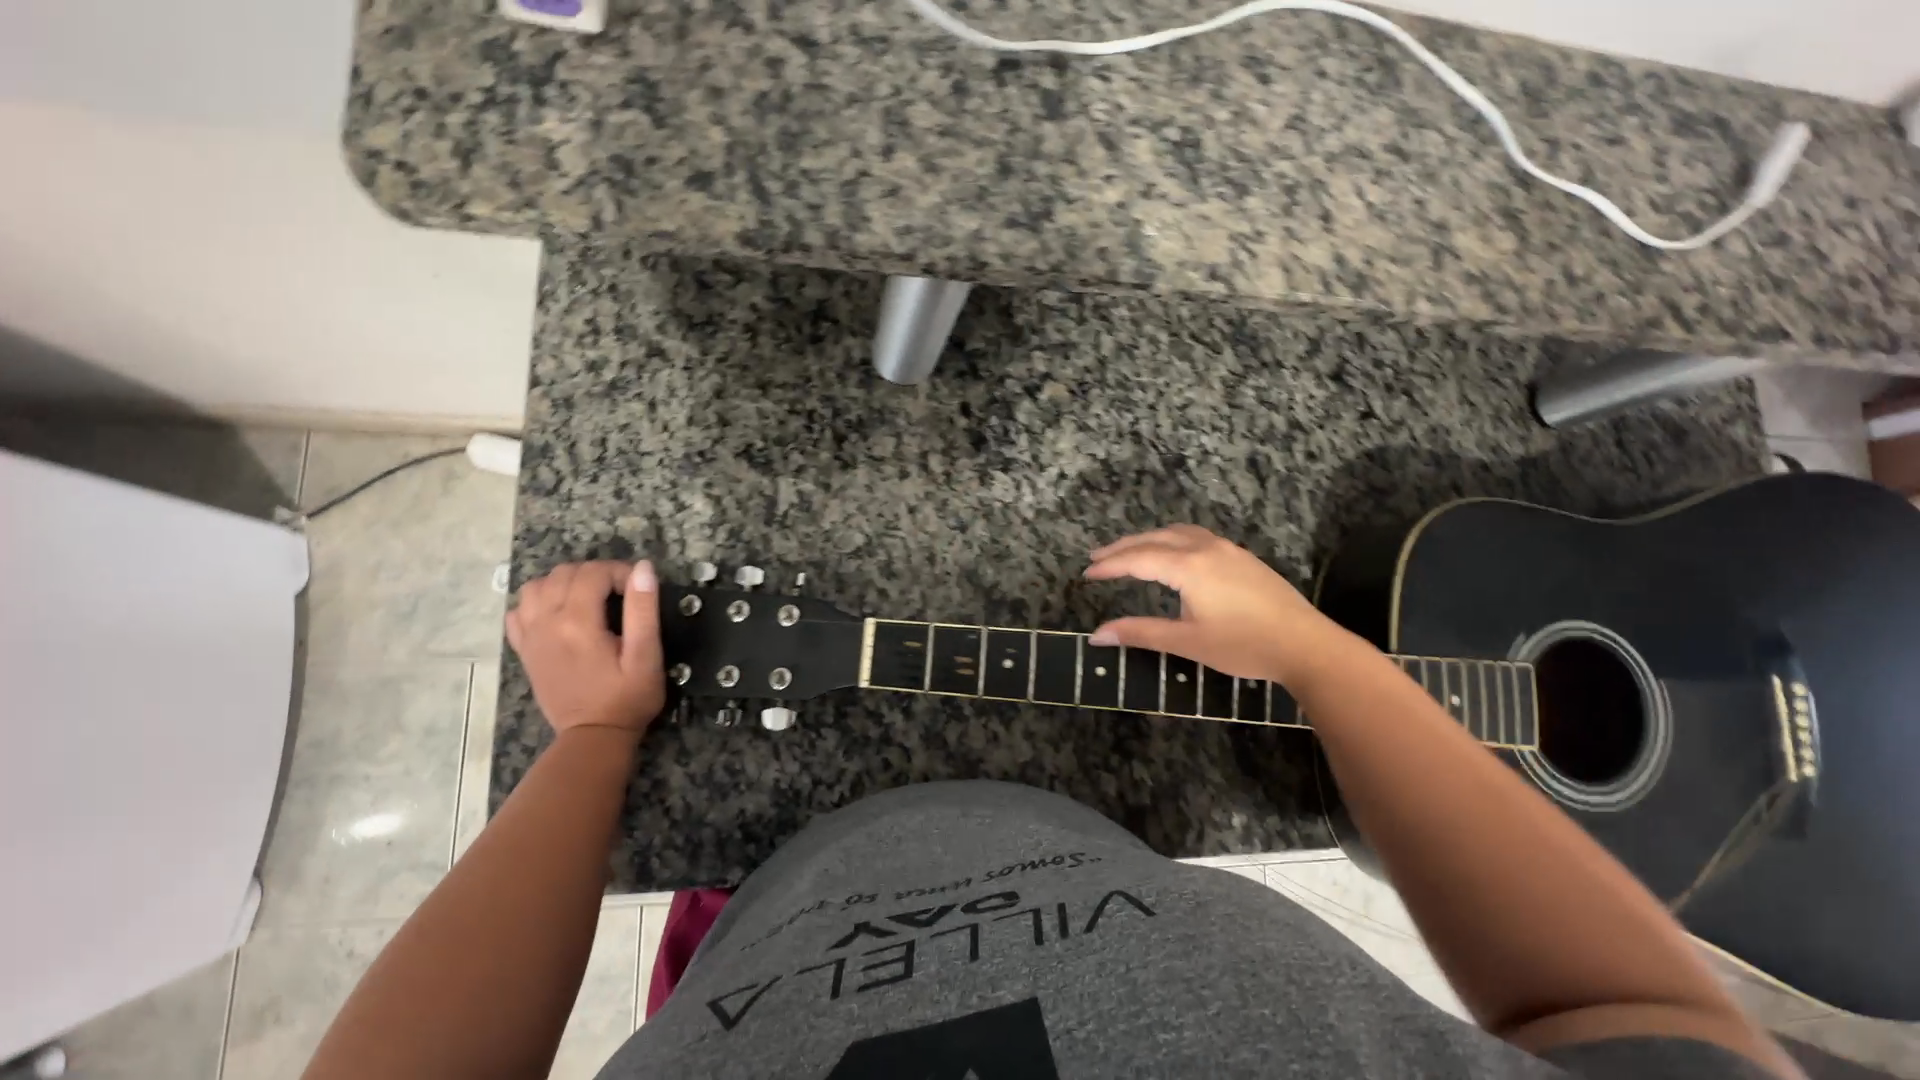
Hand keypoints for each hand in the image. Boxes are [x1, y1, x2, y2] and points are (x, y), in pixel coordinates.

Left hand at [506, 560, 665, 737]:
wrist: (593, 736)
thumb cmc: (627, 698)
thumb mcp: (646, 655)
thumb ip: (643, 609)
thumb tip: (642, 568)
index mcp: (578, 622)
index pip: (594, 573)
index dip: (620, 572)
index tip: (639, 588)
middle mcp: (547, 623)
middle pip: (564, 573)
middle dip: (595, 573)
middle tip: (620, 593)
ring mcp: (530, 637)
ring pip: (536, 586)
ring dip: (563, 583)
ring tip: (588, 598)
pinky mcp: (524, 650)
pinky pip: (518, 612)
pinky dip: (537, 602)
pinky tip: (558, 614)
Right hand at [1085, 525, 1360, 688]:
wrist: (1305, 644)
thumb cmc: (1243, 645)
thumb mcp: (1186, 642)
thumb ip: (1140, 633)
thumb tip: (1098, 634)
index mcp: (1188, 566)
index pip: (1138, 559)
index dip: (1110, 566)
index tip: (1086, 573)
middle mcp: (1206, 548)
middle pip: (1155, 539)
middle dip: (1124, 547)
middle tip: (1097, 558)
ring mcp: (1228, 550)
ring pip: (1178, 533)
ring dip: (1149, 539)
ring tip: (1129, 552)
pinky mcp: (1243, 558)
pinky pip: (1197, 536)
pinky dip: (1172, 540)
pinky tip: (1173, 555)